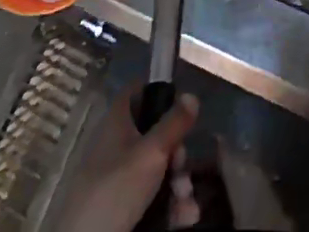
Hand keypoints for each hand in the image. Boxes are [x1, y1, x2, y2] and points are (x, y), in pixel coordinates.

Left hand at [58, 88, 201, 231]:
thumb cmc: (116, 190)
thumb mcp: (151, 153)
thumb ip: (174, 123)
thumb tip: (192, 94)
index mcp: (117, 122)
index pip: (136, 91)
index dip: (158, 90)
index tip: (181, 105)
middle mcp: (118, 145)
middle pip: (156, 134)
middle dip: (178, 152)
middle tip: (181, 167)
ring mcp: (120, 177)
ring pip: (159, 168)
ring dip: (179, 182)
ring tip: (184, 202)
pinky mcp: (124, 206)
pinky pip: (153, 195)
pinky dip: (171, 204)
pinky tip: (182, 217)